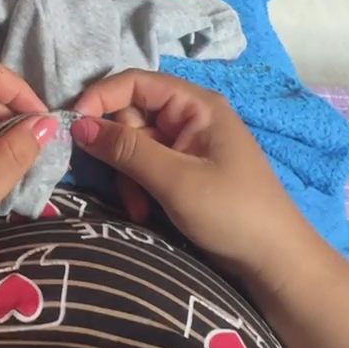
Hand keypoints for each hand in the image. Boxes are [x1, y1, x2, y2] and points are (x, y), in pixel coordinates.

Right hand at [70, 70, 311, 285]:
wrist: (275, 264)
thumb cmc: (233, 213)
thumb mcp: (175, 180)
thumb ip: (126, 149)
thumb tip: (78, 124)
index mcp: (195, 105)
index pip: (135, 83)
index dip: (101, 98)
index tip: (73, 125)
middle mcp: (189, 117)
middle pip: (130, 115)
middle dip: (119, 151)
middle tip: (120, 185)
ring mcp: (186, 146)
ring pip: (133, 145)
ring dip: (127, 176)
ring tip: (138, 208)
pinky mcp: (183, 172)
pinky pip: (145, 167)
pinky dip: (138, 188)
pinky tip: (144, 212)